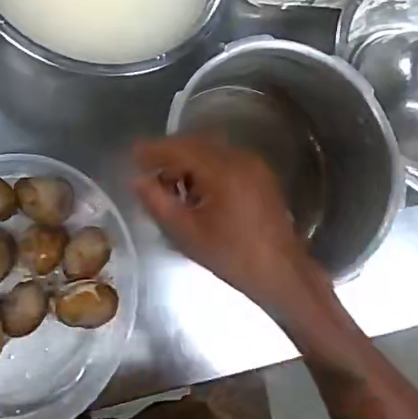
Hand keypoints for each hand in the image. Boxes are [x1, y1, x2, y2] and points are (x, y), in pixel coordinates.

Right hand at [131, 135, 328, 313]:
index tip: (133, 155)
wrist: (284, 274)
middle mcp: (240, 159)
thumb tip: (137, 181)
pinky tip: (196, 190)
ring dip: (187, 160)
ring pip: (211, 150)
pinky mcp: (261, 175)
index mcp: (223, 171)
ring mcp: (254, 165)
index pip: (181, 148)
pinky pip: (225, 159)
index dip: (154, 150)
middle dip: (169, 154)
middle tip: (148, 171)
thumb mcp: (188, 234)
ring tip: (170, 185)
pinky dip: (205, 166)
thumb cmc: (233, 258)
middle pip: (196, 144)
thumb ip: (158, 204)